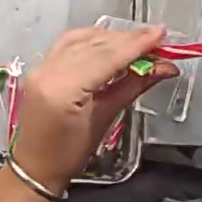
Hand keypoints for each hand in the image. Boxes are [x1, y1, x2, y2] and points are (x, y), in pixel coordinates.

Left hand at [13, 24, 176, 191]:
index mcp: (64, 89)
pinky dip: (91, 39)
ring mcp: (41, 67)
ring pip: (81, 40)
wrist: (36, 167)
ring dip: (110, 37)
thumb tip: (165, 67)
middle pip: (94, 45)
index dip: (136, 44)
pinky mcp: (40, 68)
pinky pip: (68, 44)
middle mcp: (49, 71)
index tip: (161, 34)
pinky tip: (109, 42)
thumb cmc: (70, 153)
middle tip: (157, 40)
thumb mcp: (105, 119)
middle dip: (127, 40)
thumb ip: (133, 86)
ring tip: (137, 42)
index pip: (106, 57)